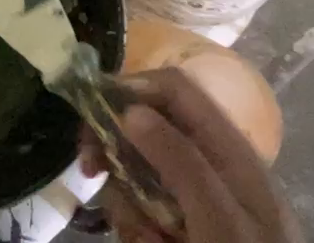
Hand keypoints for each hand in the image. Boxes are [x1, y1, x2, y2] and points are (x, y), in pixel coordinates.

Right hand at [79, 68, 301, 242]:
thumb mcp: (219, 220)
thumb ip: (179, 161)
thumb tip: (129, 109)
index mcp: (225, 145)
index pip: (173, 87)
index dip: (131, 87)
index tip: (92, 112)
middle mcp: (207, 161)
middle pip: (145, 124)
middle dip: (112, 148)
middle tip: (88, 170)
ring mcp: (193, 195)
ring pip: (134, 170)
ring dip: (125, 202)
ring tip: (146, 239)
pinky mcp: (183, 224)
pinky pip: (140, 208)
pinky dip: (136, 228)